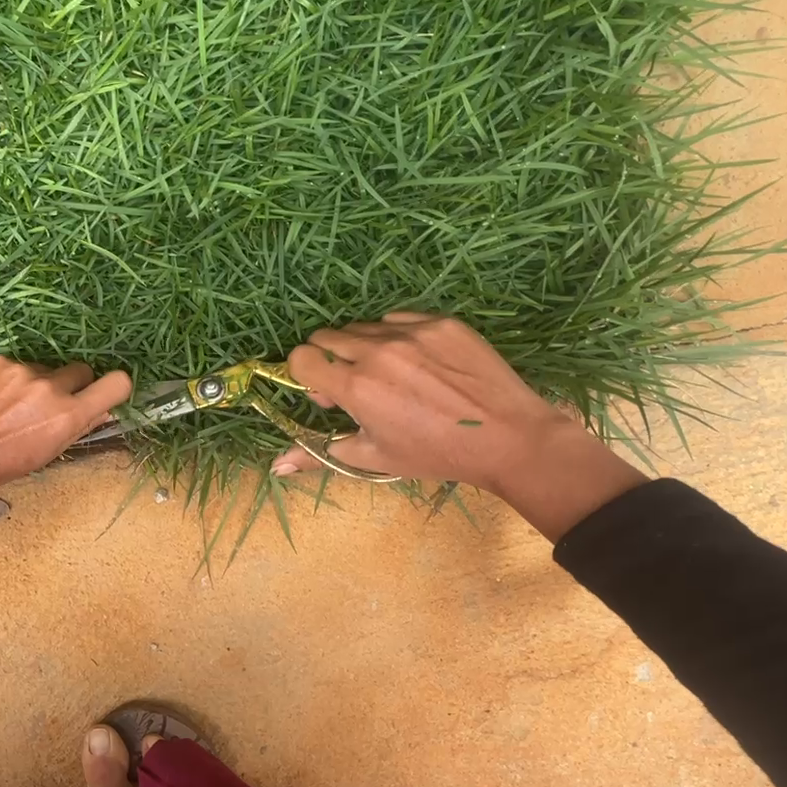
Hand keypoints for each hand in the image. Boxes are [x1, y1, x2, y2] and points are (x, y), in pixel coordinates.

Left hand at [0, 357, 132, 521]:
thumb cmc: (2, 464)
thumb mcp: (48, 453)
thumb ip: (78, 427)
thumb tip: (101, 409)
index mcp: (69, 415)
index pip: (117, 383)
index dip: (114, 387)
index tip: (103, 394)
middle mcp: (51, 387)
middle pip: (82, 370)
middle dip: (73, 384)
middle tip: (51, 403)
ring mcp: (23, 370)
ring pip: (46, 369)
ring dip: (38, 383)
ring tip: (11, 407)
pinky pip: (17, 366)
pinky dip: (11, 379)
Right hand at [273, 313, 645, 540]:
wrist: (510, 438)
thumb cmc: (435, 454)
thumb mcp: (372, 458)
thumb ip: (317, 456)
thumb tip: (275, 466)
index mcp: (356, 387)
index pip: (300, 357)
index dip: (305, 375)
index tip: (325, 393)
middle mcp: (377, 353)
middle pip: (324, 337)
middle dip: (329, 359)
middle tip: (355, 384)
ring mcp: (411, 333)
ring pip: (360, 327)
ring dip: (361, 347)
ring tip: (390, 374)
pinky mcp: (441, 322)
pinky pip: (397, 319)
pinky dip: (394, 336)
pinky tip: (416, 361)